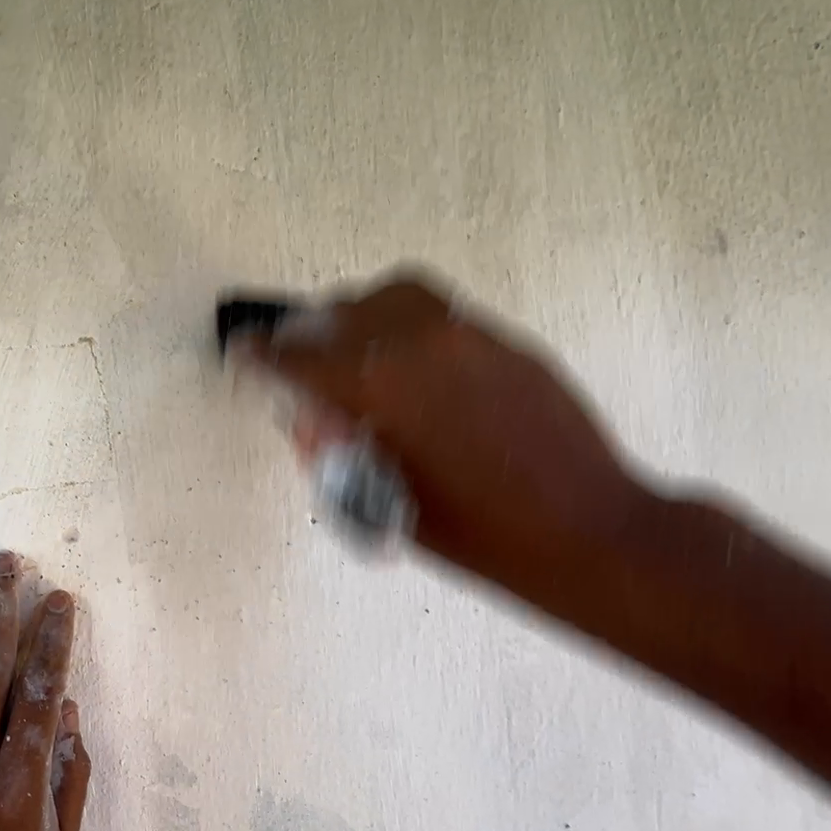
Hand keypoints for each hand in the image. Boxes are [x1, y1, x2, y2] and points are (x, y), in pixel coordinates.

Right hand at [243, 269, 651, 599]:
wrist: (586, 532)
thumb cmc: (472, 533)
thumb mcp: (375, 500)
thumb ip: (330, 449)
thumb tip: (306, 415)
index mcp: (378, 384)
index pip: (299, 358)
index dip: (262, 356)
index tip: (244, 352)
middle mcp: (420, 342)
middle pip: (347, 310)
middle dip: (314, 333)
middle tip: (301, 359)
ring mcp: (471, 336)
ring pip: (398, 297)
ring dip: (364, 318)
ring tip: (357, 353)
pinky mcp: (508, 344)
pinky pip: (442, 319)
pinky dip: (410, 334)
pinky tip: (416, 377)